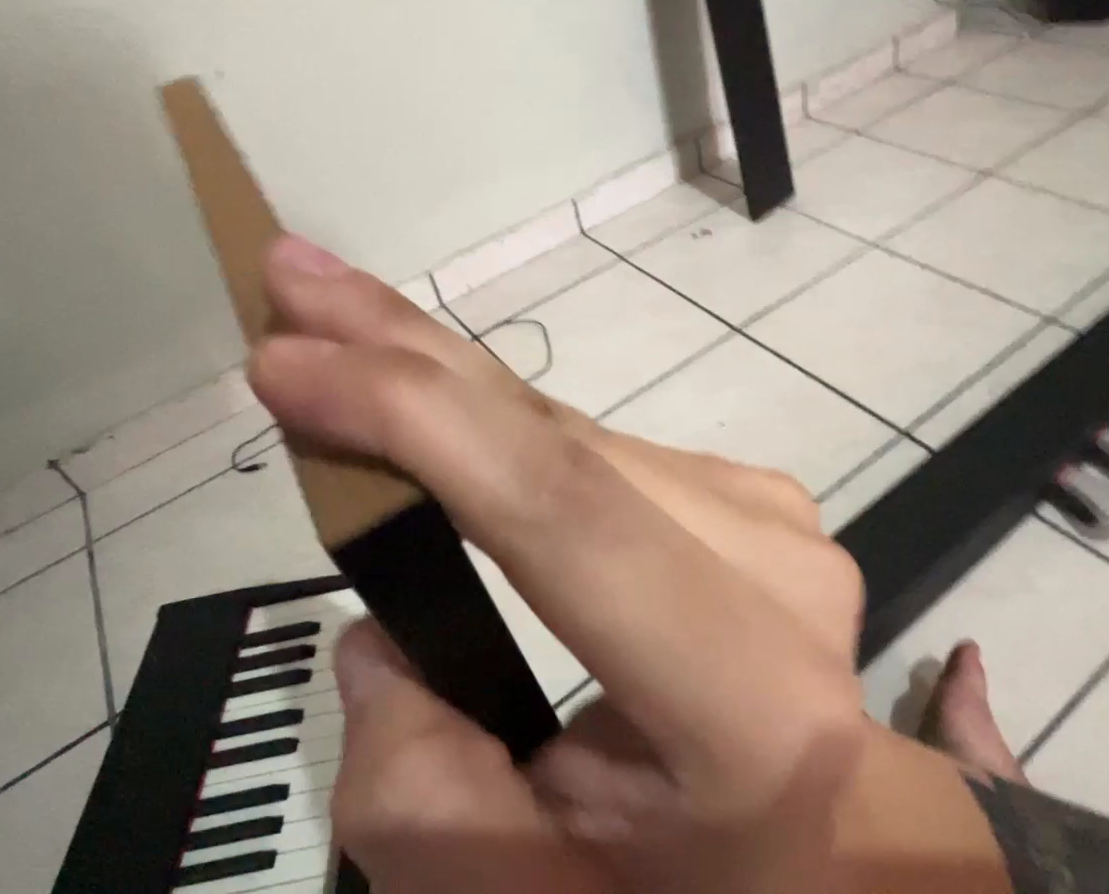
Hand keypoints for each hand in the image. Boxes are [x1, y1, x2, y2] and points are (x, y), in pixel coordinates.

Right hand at [248, 234, 869, 892]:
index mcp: (749, 694)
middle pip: (563, 438)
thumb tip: (375, 637)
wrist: (825, 834)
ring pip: (569, 431)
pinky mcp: (756, 497)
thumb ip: (427, 800)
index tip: (283, 357)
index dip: (417, 418)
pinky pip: (596, 450)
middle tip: (292, 277)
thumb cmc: (692, 876)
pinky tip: (435, 400)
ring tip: (338, 335)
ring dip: (446, 380)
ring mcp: (775, 517)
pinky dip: (500, 424)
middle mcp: (777, 568)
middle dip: (408, 352)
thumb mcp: (537, 891)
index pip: (562, 512)